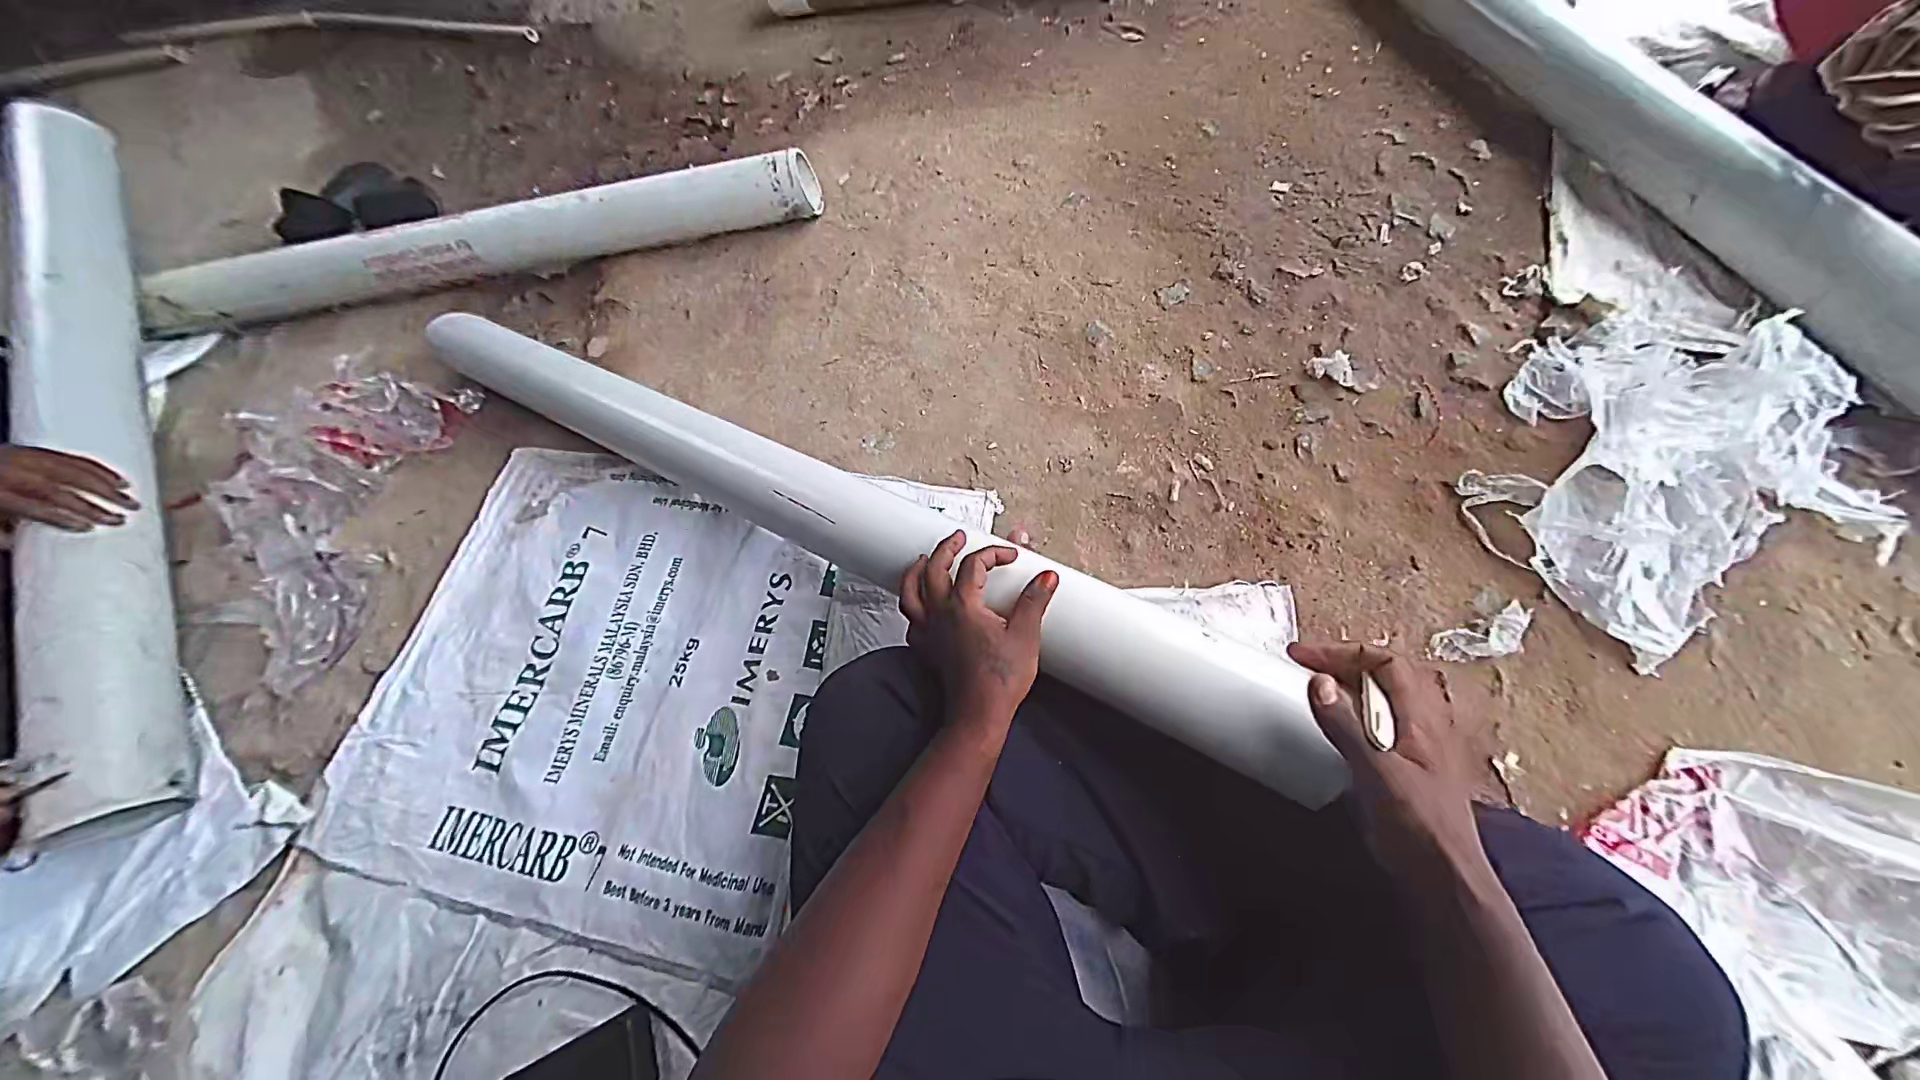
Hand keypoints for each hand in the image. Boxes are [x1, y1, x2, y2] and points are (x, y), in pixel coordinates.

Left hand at [0, 446, 138, 530]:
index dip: (62, 517)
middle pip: (57, 488)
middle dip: (94, 504)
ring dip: (106, 487)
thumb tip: (16, 542)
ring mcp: (20, 457)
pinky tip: (119, 480)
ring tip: (129, 500)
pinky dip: (99, 469)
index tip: (89, 527)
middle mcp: (8, 471)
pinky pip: (70, 458)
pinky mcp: (31, 450)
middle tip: (122, 516)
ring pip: (71, 471)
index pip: (33, 505)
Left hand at [898, 531, 1057, 728]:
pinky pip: (910, 619)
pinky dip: (913, 605)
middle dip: (946, 548)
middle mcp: (940, 614)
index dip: (994, 553)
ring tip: (923, 560)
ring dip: (917, 571)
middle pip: (933, 568)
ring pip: (911, 591)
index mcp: (963, 606)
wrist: (979, 715)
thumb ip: (1033, 601)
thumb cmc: (999, 681)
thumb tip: (1046, 578)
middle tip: (958, 538)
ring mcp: (929, 632)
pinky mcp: (925, 649)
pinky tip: (921, 606)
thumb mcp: (1025, 636)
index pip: (974, 565)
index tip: (1011, 555)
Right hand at [1287, 642, 1483, 879]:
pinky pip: (1366, 726)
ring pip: (1374, 701)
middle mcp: (1418, 728)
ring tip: (1307, 689)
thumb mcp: (1377, 771)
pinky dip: (1342, 716)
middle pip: (1381, 677)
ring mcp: (1408, 748)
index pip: (1386, 663)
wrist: (1441, 878)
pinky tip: (1324, 729)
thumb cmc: (1419, 826)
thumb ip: (1346, 727)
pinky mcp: (1394, 769)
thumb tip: (1318, 683)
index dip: (1343, 652)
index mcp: (1422, 721)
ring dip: (1341, 688)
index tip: (1303, 657)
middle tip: (1302, 666)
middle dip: (1340, 663)